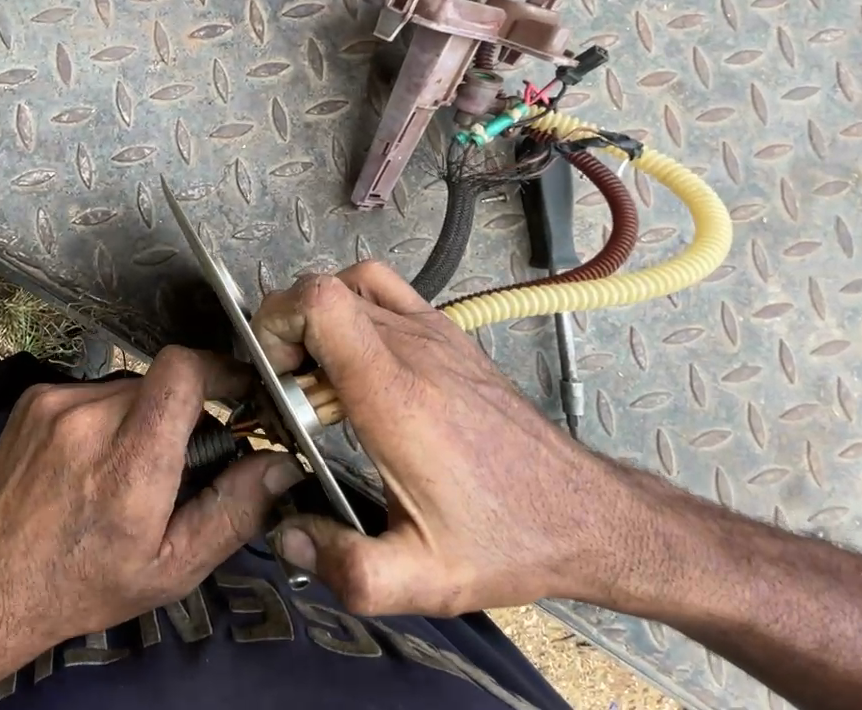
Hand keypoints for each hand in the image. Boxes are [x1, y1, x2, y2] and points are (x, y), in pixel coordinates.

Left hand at [0, 345, 301, 679]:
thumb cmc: (86, 582)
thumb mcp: (171, 567)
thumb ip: (232, 510)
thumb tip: (282, 464)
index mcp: (129, 462)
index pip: (181, 371)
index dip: (218, 370)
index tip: (237, 394)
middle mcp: (87, 418)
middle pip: (159, 383)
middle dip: (181, 413)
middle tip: (179, 461)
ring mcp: (53, 402)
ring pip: (126, 386)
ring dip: (141, 416)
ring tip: (127, 469)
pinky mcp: (32, 398)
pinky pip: (91, 392)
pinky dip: (104, 417)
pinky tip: (91, 460)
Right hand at [256, 261, 643, 615]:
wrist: (589, 519)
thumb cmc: (508, 540)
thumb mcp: (427, 579)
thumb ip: (350, 569)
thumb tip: (287, 536)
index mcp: (394, 395)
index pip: (319, 303)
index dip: (275, 325)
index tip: (273, 374)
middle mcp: (413, 350)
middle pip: (321, 290)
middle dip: (284, 332)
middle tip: (289, 387)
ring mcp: (433, 336)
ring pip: (348, 283)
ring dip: (314, 316)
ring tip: (314, 368)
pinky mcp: (448, 337)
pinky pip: (383, 288)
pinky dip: (351, 303)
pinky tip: (353, 354)